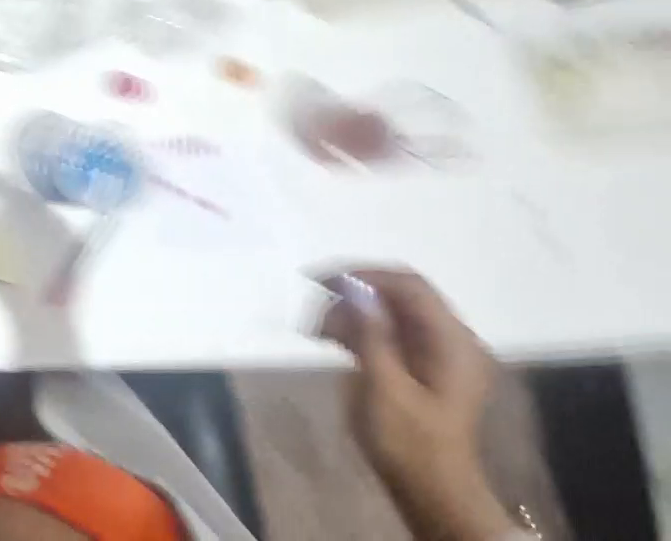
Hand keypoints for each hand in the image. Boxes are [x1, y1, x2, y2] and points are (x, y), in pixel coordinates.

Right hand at [314, 268, 517, 540]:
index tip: (319, 282)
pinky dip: (356, 327)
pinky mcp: (421, 364)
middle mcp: (451, 340)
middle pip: (398, 294)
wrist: (431, 489)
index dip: (363, 275)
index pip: (409, 286)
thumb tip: (353, 287)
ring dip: (348, 312)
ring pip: (388, 309)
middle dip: (351, 295)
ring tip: (316, 331)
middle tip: (313, 312)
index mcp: (452, 343)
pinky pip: (387, 328)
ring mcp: (438, 352)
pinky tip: (329, 339)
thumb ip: (372, 334)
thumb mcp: (384, 386)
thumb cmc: (408, 441)